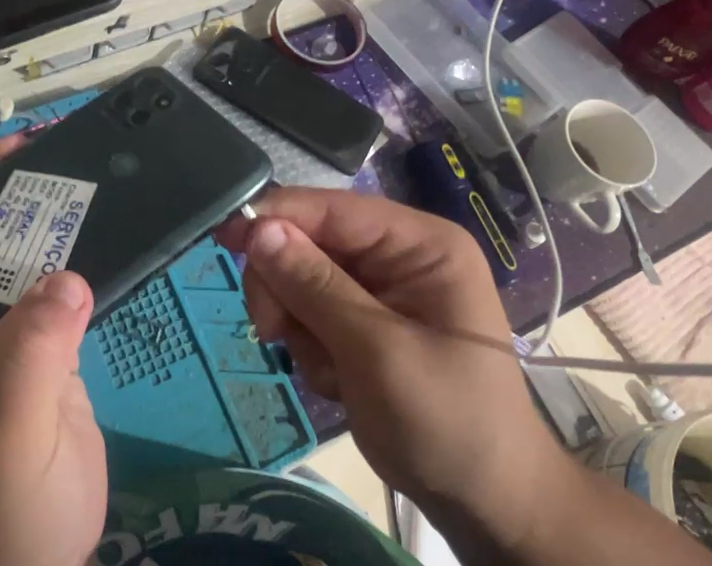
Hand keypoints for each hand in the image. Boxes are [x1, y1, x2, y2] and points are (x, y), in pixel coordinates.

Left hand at [0, 137, 106, 565]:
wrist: (53, 564)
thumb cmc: (6, 517)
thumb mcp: (8, 442)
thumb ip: (27, 363)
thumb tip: (62, 277)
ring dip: (8, 214)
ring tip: (29, 165)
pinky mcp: (45, 349)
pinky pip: (49, 289)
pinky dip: (61, 250)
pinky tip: (79, 216)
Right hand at [216, 188, 566, 552]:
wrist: (486, 503)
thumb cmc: (448, 422)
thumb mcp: (378, 352)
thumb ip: (315, 287)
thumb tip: (258, 229)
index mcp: (422, 244)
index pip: (335, 208)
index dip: (278, 216)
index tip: (224, 239)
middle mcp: (400, 256)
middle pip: (310, 241)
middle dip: (287, 288)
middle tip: (274, 332)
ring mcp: (383, 291)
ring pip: (301, 281)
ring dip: (300, 327)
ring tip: (332, 373)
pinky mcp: (366, 324)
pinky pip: (311, 315)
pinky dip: (312, 349)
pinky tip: (340, 383)